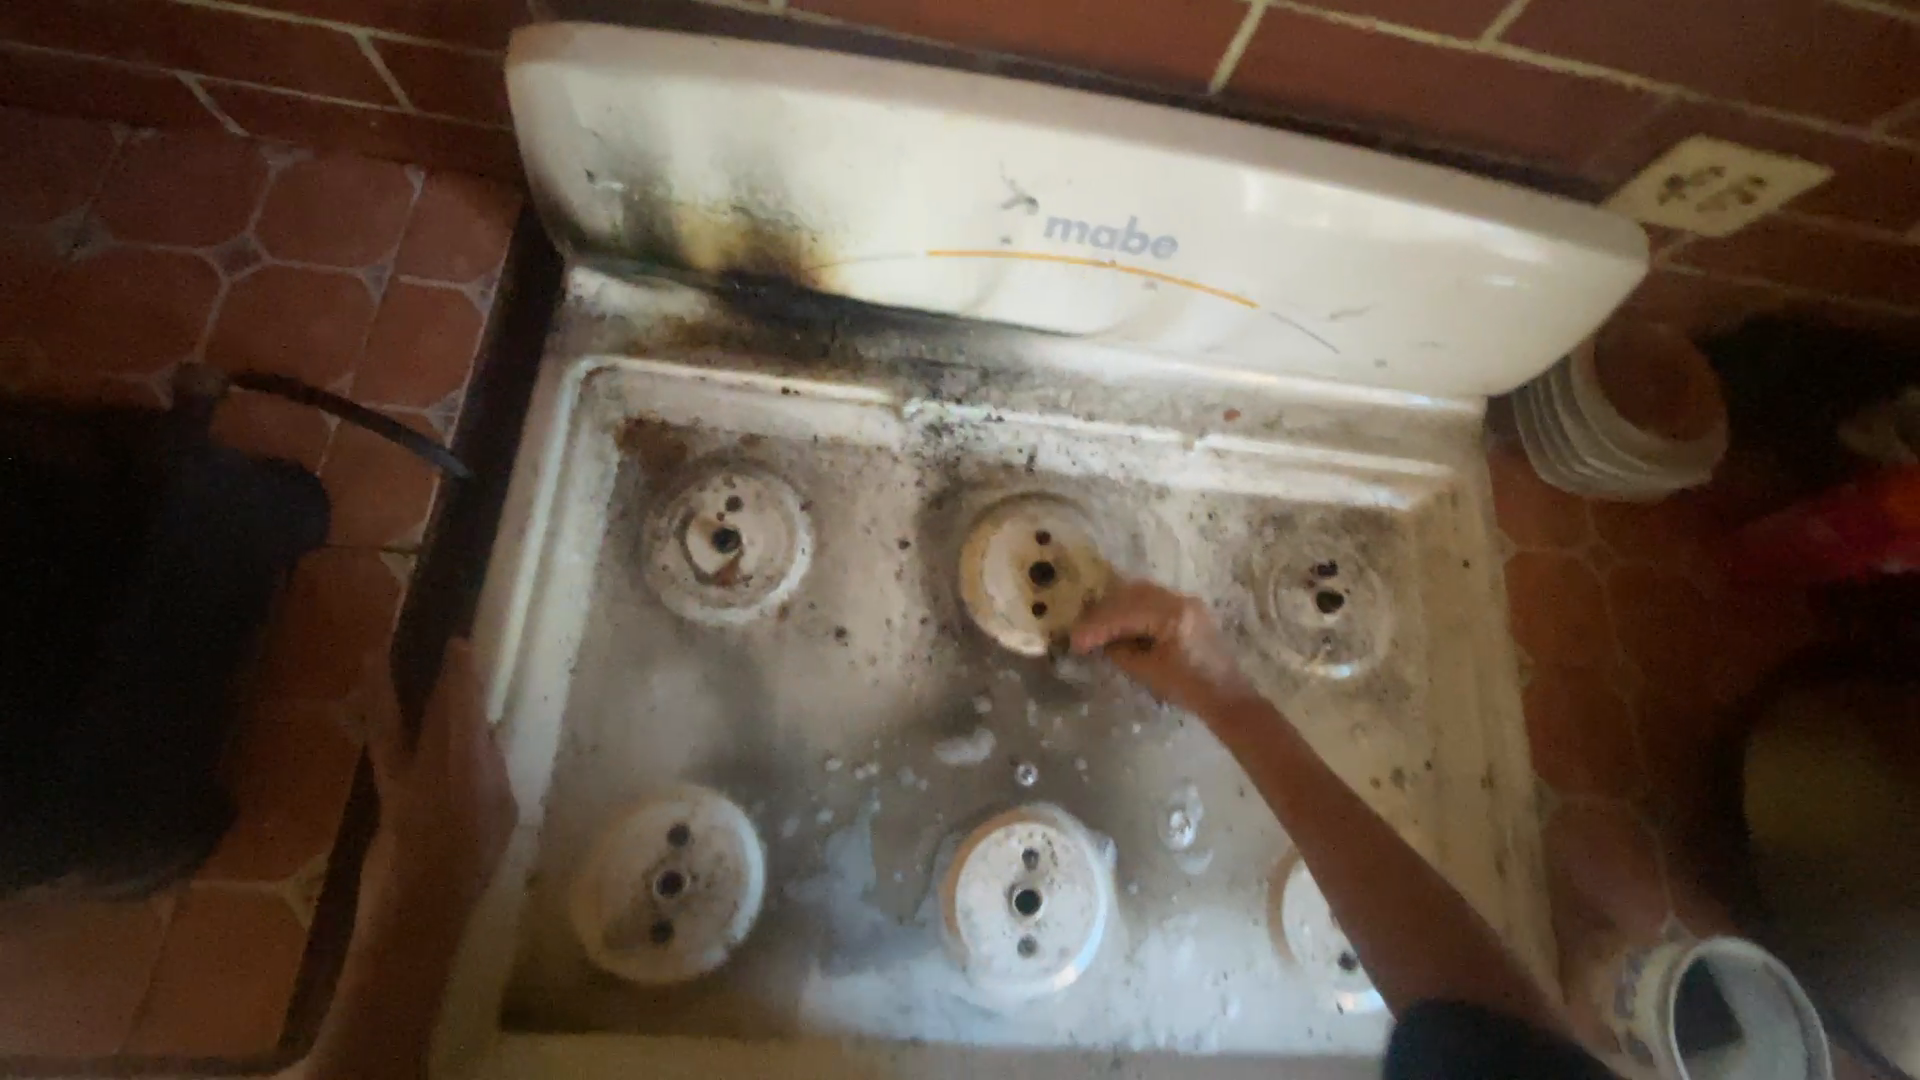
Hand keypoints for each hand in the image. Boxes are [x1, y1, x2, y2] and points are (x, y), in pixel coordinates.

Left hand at [360, 640, 515, 922]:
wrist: (419, 910)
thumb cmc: (473, 863)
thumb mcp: (501, 812)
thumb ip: (491, 773)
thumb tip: (484, 743)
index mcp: (468, 770)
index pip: (464, 711)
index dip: (461, 677)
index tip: (459, 646)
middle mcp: (431, 767)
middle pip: (432, 710)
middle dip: (437, 675)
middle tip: (439, 640)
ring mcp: (401, 780)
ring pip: (391, 724)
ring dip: (384, 689)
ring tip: (374, 657)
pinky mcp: (383, 795)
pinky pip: (384, 747)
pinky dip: (381, 721)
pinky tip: (380, 709)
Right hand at [1069, 579, 1255, 714]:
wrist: (1227, 696)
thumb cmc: (1188, 688)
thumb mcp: (1147, 671)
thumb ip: (1120, 650)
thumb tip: (1099, 641)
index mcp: (1172, 615)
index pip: (1123, 613)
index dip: (1095, 627)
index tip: (1075, 642)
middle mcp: (1179, 599)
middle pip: (1130, 594)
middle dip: (1102, 613)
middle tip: (1082, 632)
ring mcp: (1185, 601)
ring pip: (1139, 594)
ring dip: (1115, 608)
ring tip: (1097, 628)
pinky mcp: (1187, 609)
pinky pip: (1152, 600)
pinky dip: (1131, 609)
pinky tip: (1118, 624)